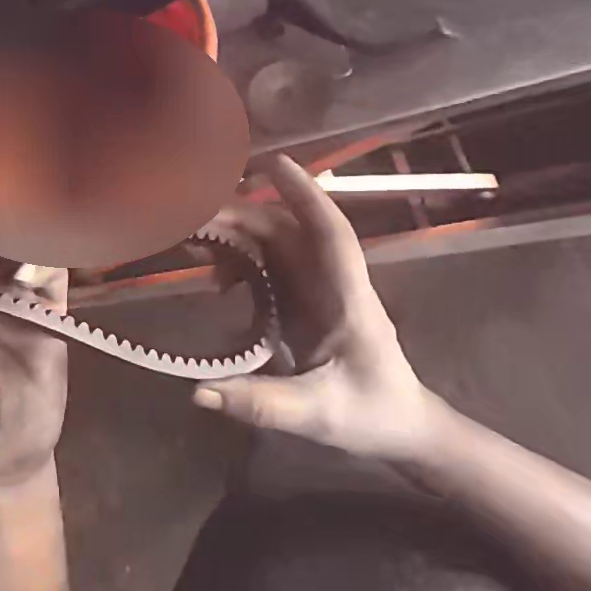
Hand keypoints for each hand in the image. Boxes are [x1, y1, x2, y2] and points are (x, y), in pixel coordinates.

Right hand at [193, 155, 446, 462]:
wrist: (400, 428)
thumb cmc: (372, 413)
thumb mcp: (317, 414)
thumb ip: (260, 403)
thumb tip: (199, 392)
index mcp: (347, 298)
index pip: (330, 232)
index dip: (304, 194)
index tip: (272, 162)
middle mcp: (331, 284)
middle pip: (287, 233)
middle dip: (242, 216)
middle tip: (190, 215)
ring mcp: (317, 293)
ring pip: (275, 247)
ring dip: (236, 235)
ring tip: (191, 237)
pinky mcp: (303, 306)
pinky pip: (268, 270)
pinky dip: (240, 265)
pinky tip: (216, 279)